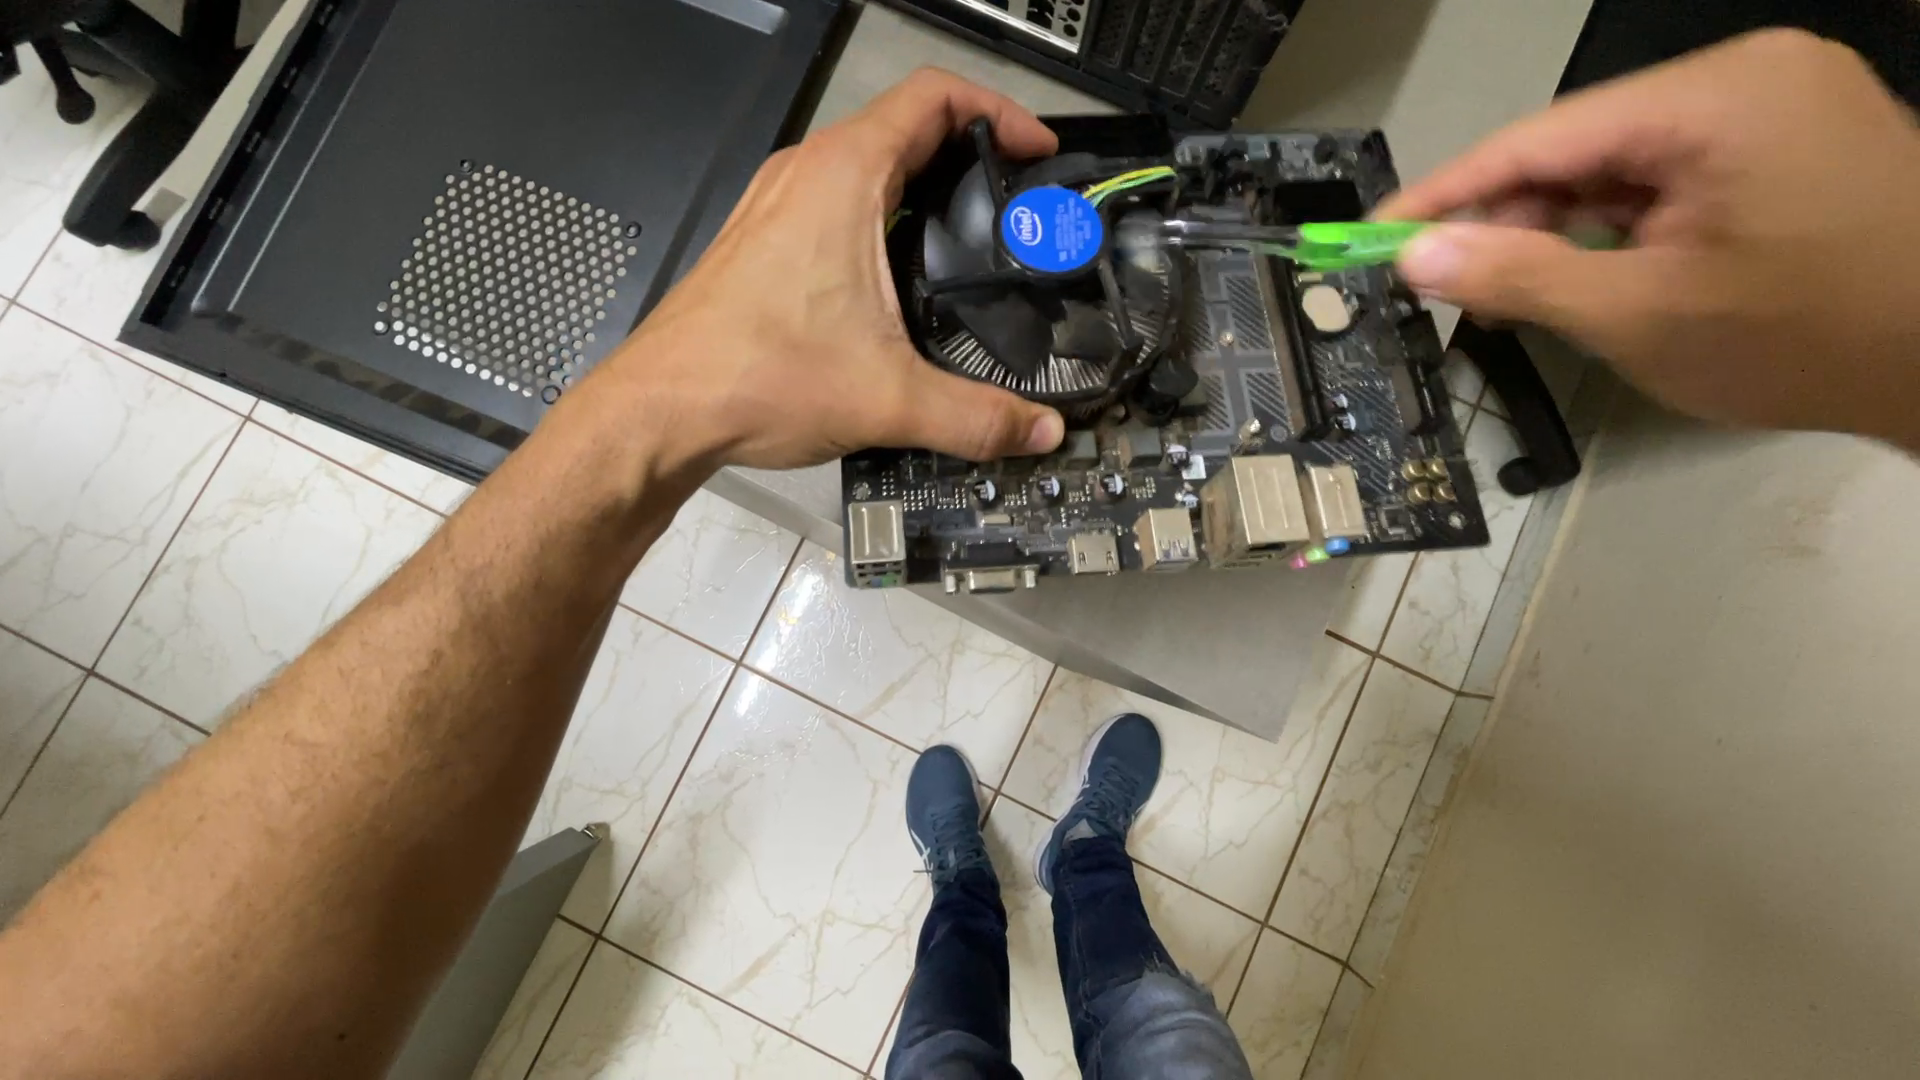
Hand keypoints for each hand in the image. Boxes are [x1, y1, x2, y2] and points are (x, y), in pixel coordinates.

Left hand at [593, 69, 1066, 469]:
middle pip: (904, 128)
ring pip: (867, 166)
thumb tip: (1039, 430)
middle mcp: (805, 177)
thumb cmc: (751, 376)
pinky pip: (835, 206)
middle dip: (969, 156)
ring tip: (968, 237)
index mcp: (841, 178)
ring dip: (922, 187)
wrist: (663, 409)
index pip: (934, 98)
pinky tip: (899, 280)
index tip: (1036, 152)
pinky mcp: (765, 246)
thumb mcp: (888, 399)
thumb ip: (976, 416)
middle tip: (1013, 202)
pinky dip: (881, 219)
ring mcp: (778, 209)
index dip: (998, 112)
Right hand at [1380, 29, 1919, 444]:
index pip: (1536, 141)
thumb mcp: (1634, 312)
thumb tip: (1412, 257)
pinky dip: (1597, 235)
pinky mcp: (1767, 153)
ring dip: (1546, 234)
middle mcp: (1739, 85)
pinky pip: (1646, 186)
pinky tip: (1573, 281)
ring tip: (1512, 298)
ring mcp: (1760, 115)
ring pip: (1602, 172)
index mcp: (1715, 101)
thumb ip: (1515, 276)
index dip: (1442, 192)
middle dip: (1501, 222)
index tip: (1373, 235)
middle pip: (1568, 152)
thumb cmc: (1801, 339)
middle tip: (1447, 288)